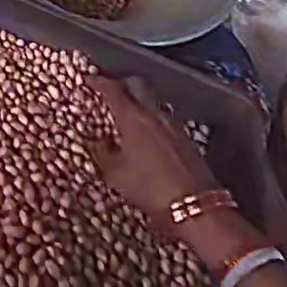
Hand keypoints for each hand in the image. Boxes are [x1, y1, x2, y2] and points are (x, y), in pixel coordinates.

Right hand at [88, 76, 219, 226]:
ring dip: (139, 99)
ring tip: (129, 112)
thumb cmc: (149, 187)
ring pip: (152, 100)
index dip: (99, 81)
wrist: (196, 206)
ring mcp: (172, 124)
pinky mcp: (186, 138)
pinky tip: (149, 132)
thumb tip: (93, 140)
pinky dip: (152, 116)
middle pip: (137, 84)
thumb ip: (101, 152)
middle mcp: (152, 114)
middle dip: (122, 82)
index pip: (113, 89)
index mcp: (132, 117)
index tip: (89, 79)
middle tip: (111, 90)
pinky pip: (164, 116)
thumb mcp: (115, 174)